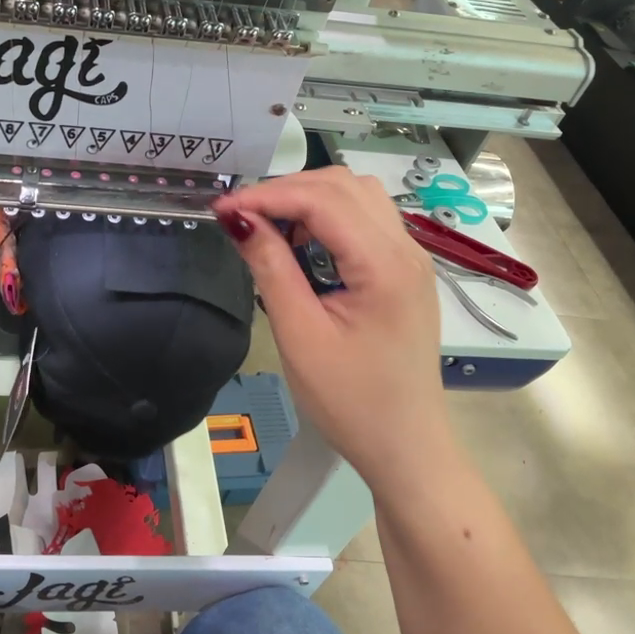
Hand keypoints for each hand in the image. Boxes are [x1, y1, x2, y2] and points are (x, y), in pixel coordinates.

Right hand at [213, 167, 445, 485]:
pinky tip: (305, 245)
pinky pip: (367, 219)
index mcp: (384, 264)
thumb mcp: (300, 335)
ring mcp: (411, 258)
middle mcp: (406, 249)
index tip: (223, 210)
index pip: (322, 199)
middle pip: (343, 185)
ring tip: (273, 229)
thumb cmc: (351, 401)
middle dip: (288, 190)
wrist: (406, 448)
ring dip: (311, 199)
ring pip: (358, 195)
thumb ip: (271, 268)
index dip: (268, 195)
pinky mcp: (406, 271)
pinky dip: (330, 216)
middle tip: (243, 218)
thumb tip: (238, 219)